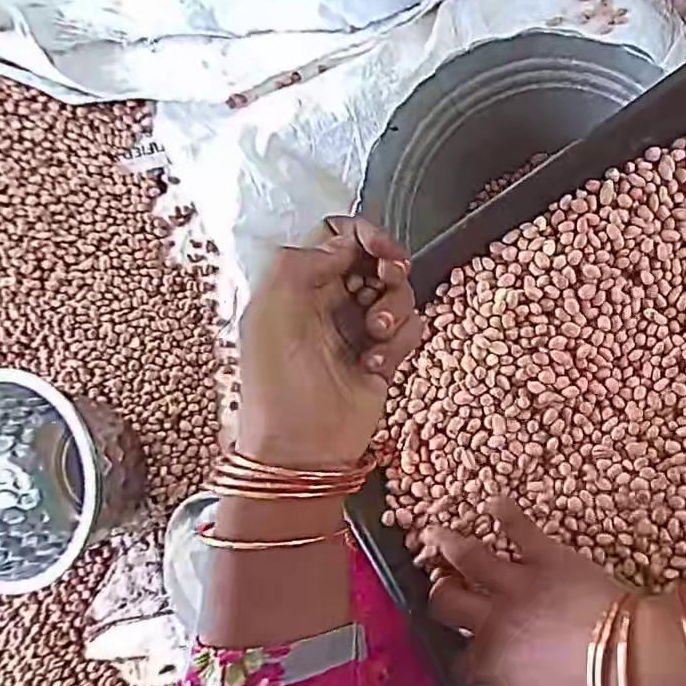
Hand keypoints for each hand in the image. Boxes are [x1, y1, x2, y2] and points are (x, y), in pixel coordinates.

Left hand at [235, 216, 421, 468]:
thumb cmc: (278, 384)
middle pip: (377, 262)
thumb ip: (301, 264)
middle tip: (388, 281)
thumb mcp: (273, 313)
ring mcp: (362, 328)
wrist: (304, 449)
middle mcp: (333, 301)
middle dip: (388, 270)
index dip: (365, 235)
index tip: (383, 249)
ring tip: (374, 337)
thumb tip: (346, 245)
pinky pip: (412, 329)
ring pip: (400, 294)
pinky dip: (400, 342)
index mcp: (299, 285)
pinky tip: (376, 364)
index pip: (338, 238)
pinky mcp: (387, 354)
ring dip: (393, 310)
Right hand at [425, 498, 626, 685]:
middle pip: (445, 604)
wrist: (626, 656)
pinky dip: (506, 512)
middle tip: (438, 585)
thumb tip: (523, 676)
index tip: (455, 647)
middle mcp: (493, 623)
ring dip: (447, 544)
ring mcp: (517, 584)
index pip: (456, 661)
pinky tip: (496, 502)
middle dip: (439, 594)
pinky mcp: (545, 556)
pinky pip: (519, 527)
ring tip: (434, 534)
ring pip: (468, 558)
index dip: (453, 653)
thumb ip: (521, 681)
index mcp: (491, 666)